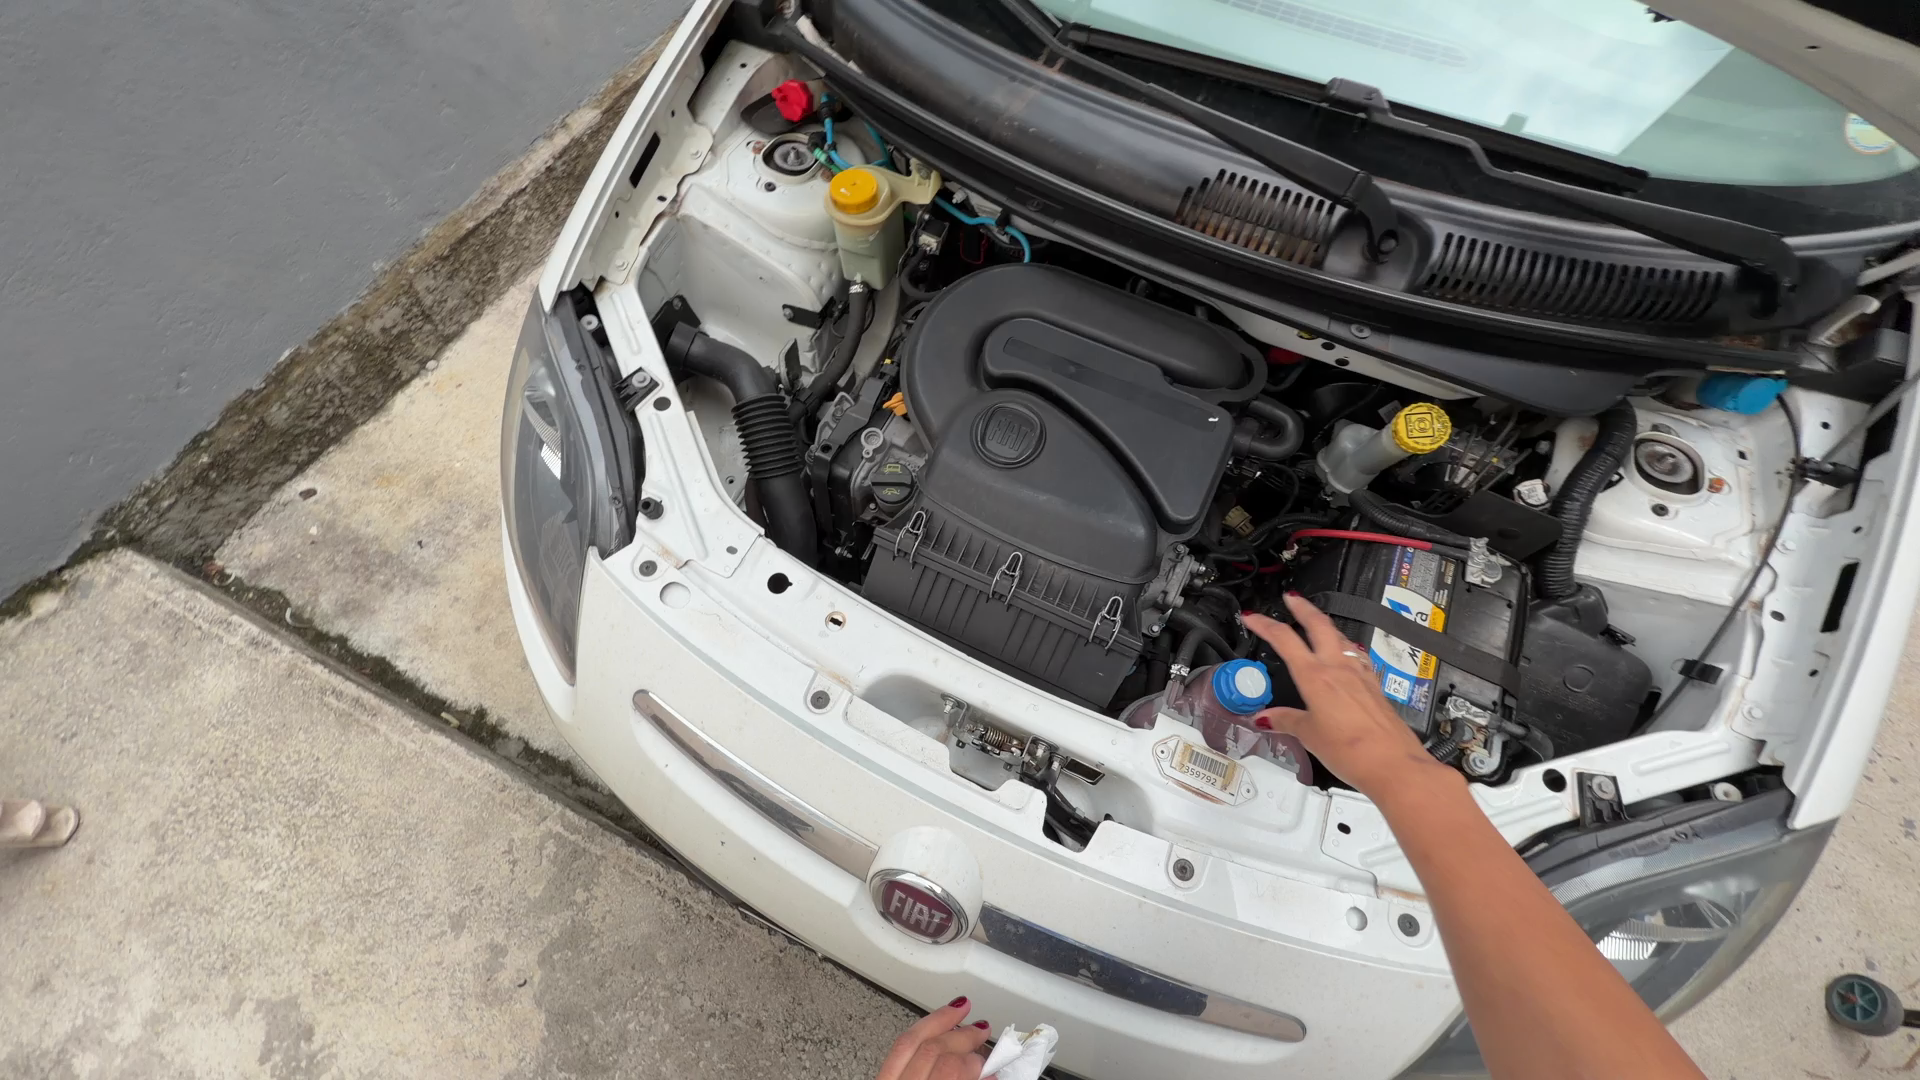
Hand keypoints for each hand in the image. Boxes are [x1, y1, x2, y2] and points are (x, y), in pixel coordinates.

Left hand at [874, 997, 992, 1079]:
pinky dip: (921, 1028)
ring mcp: (883, 1079)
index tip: (991, 1066)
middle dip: (961, 1037)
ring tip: (962, 1008)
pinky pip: (899, 1044)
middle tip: (983, 1031)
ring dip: (940, 1020)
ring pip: (911, 1038)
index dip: (971, 1062)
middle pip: (930, 1050)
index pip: (946, 1070)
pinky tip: (937, 1022)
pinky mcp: (879, 1075)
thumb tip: (989, 1074)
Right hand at [1242, 593, 1453, 798]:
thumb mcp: (1308, 735)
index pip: (1284, 639)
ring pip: (1340, 637)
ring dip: (1325, 625)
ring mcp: (1360, 674)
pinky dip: (1346, 647)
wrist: (1394, 765)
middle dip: (1302, 608)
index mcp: (1315, 676)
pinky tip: (1346, 654)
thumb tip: (1265, 717)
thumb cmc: (1350, 750)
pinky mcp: (1375, 686)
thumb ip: (1285, 720)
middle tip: (1291, 598)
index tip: (1251, 617)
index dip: (1264, 624)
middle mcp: (1338, 668)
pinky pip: (1357, 656)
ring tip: (1315, 622)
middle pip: (1319, 625)